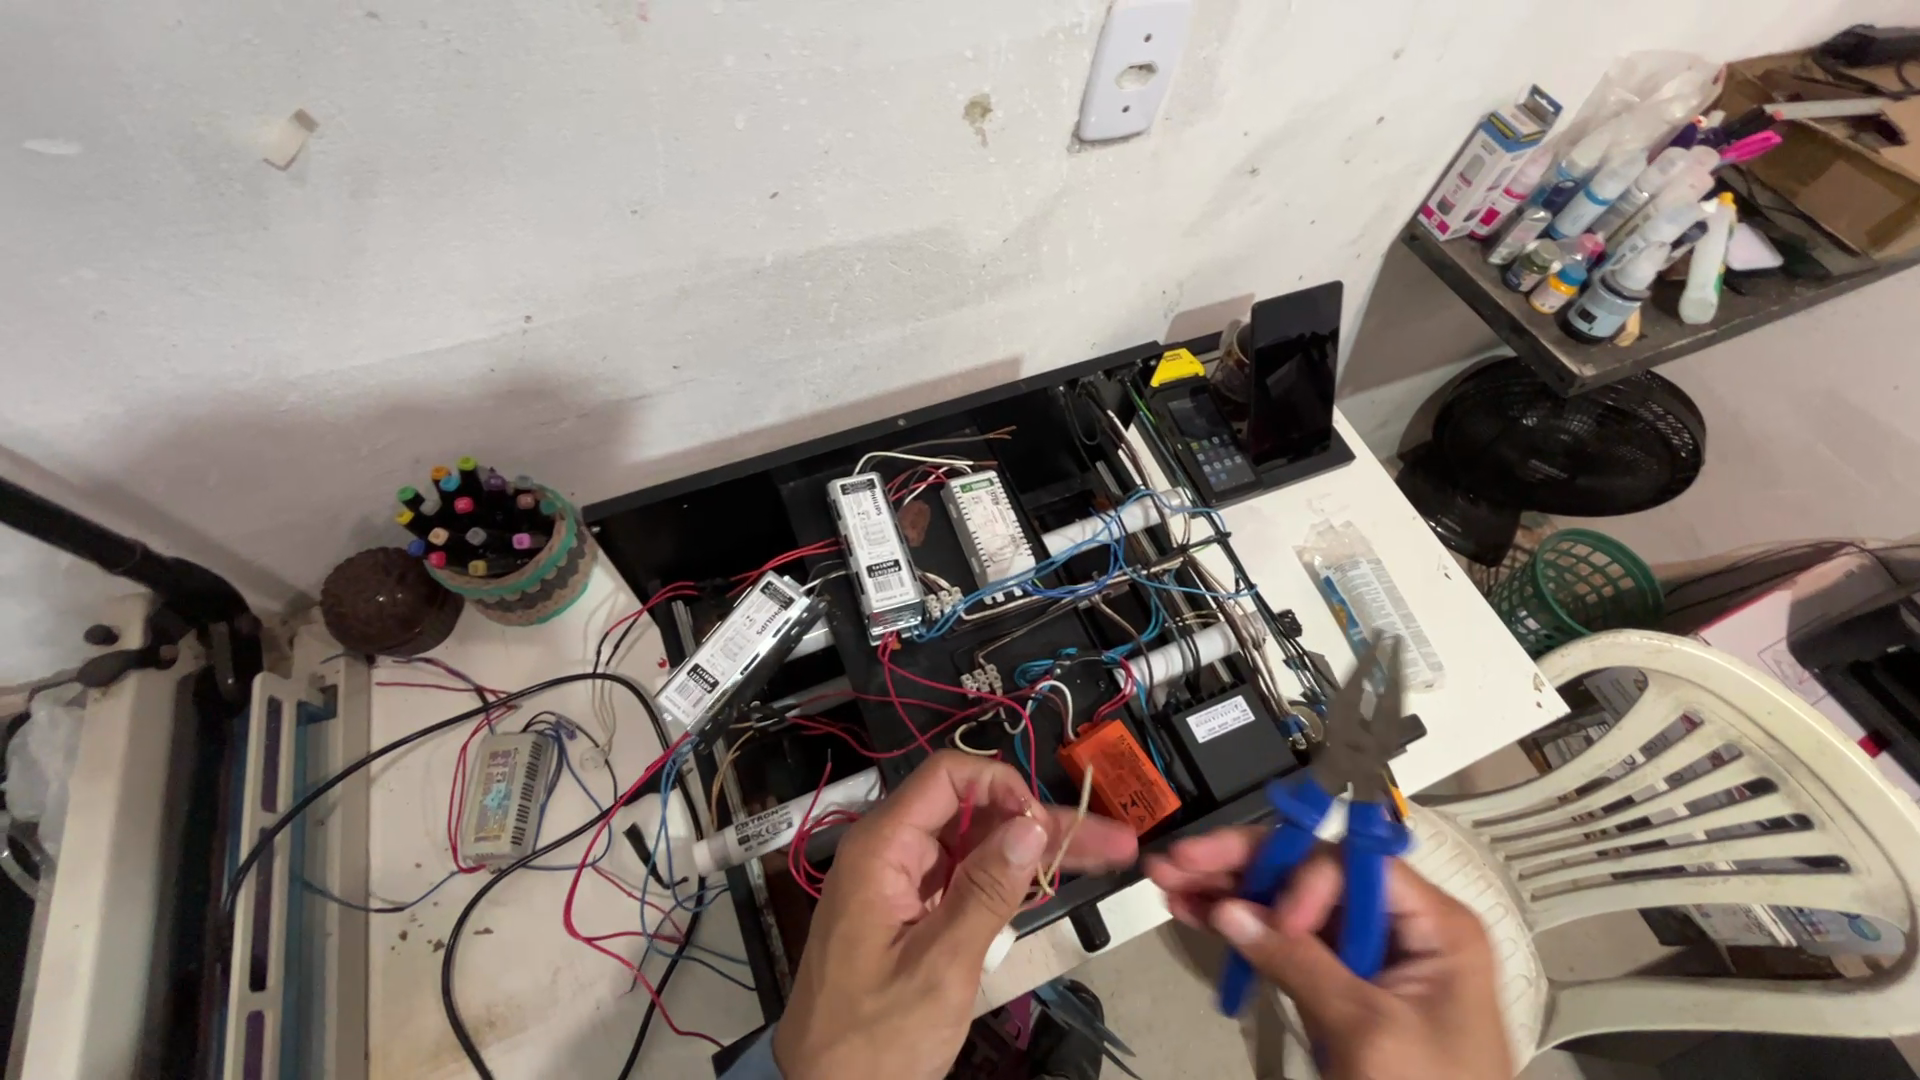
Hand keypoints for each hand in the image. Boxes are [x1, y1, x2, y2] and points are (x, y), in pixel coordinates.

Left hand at [773, 752, 1137, 1079]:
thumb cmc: (873, 1038)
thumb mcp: (938, 967)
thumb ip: (986, 892)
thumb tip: (1031, 825)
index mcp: (883, 848)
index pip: (947, 778)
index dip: (1000, 785)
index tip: (1042, 822)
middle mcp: (894, 853)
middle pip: (973, 813)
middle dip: (1038, 822)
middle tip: (1107, 838)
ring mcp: (906, 884)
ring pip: (977, 846)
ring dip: (1035, 851)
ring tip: (1103, 852)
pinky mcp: (917, 912)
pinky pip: (967, 880)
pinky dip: (1009, 882)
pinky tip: (1057, 878)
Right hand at [1145, 829, 1511, 1079]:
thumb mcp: (1369, 1033)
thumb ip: (1299, 963)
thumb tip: (1226, 910)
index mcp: (1431, 923)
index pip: (1354, 863)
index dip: (1304, 875)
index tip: (1279, 922)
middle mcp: (1393, 921)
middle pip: (1306, 868)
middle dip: (1240, 863)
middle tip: (1177, 859)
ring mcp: (1359, 949)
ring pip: (1281, 896)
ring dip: (1224, 887)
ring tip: (1166, 878)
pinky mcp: (1331, 976)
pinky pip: (1276, 935)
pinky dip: (1233, 923)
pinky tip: (1188, 908)